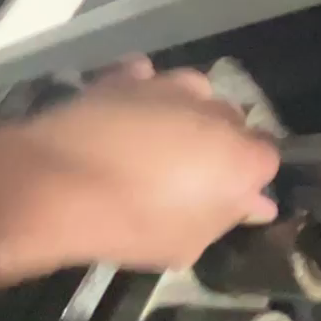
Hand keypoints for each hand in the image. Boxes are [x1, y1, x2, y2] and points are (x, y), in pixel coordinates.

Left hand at [0, 58, 280, 280]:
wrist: (56, 185)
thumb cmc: (128, 224)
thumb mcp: (185, 244)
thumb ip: (224, 217)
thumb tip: (252, 204)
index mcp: (241, 156)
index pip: (264, 161)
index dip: (244, 179)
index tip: (223, 196)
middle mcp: (211, 111)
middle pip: (230, 121)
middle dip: (217, 142)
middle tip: (186, 172)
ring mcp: (162, 87)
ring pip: (192, 90)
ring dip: (184, 110)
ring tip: (156, 138)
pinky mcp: (117, 78)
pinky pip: (140, 75)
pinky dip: (139, 88)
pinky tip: (123, 109)